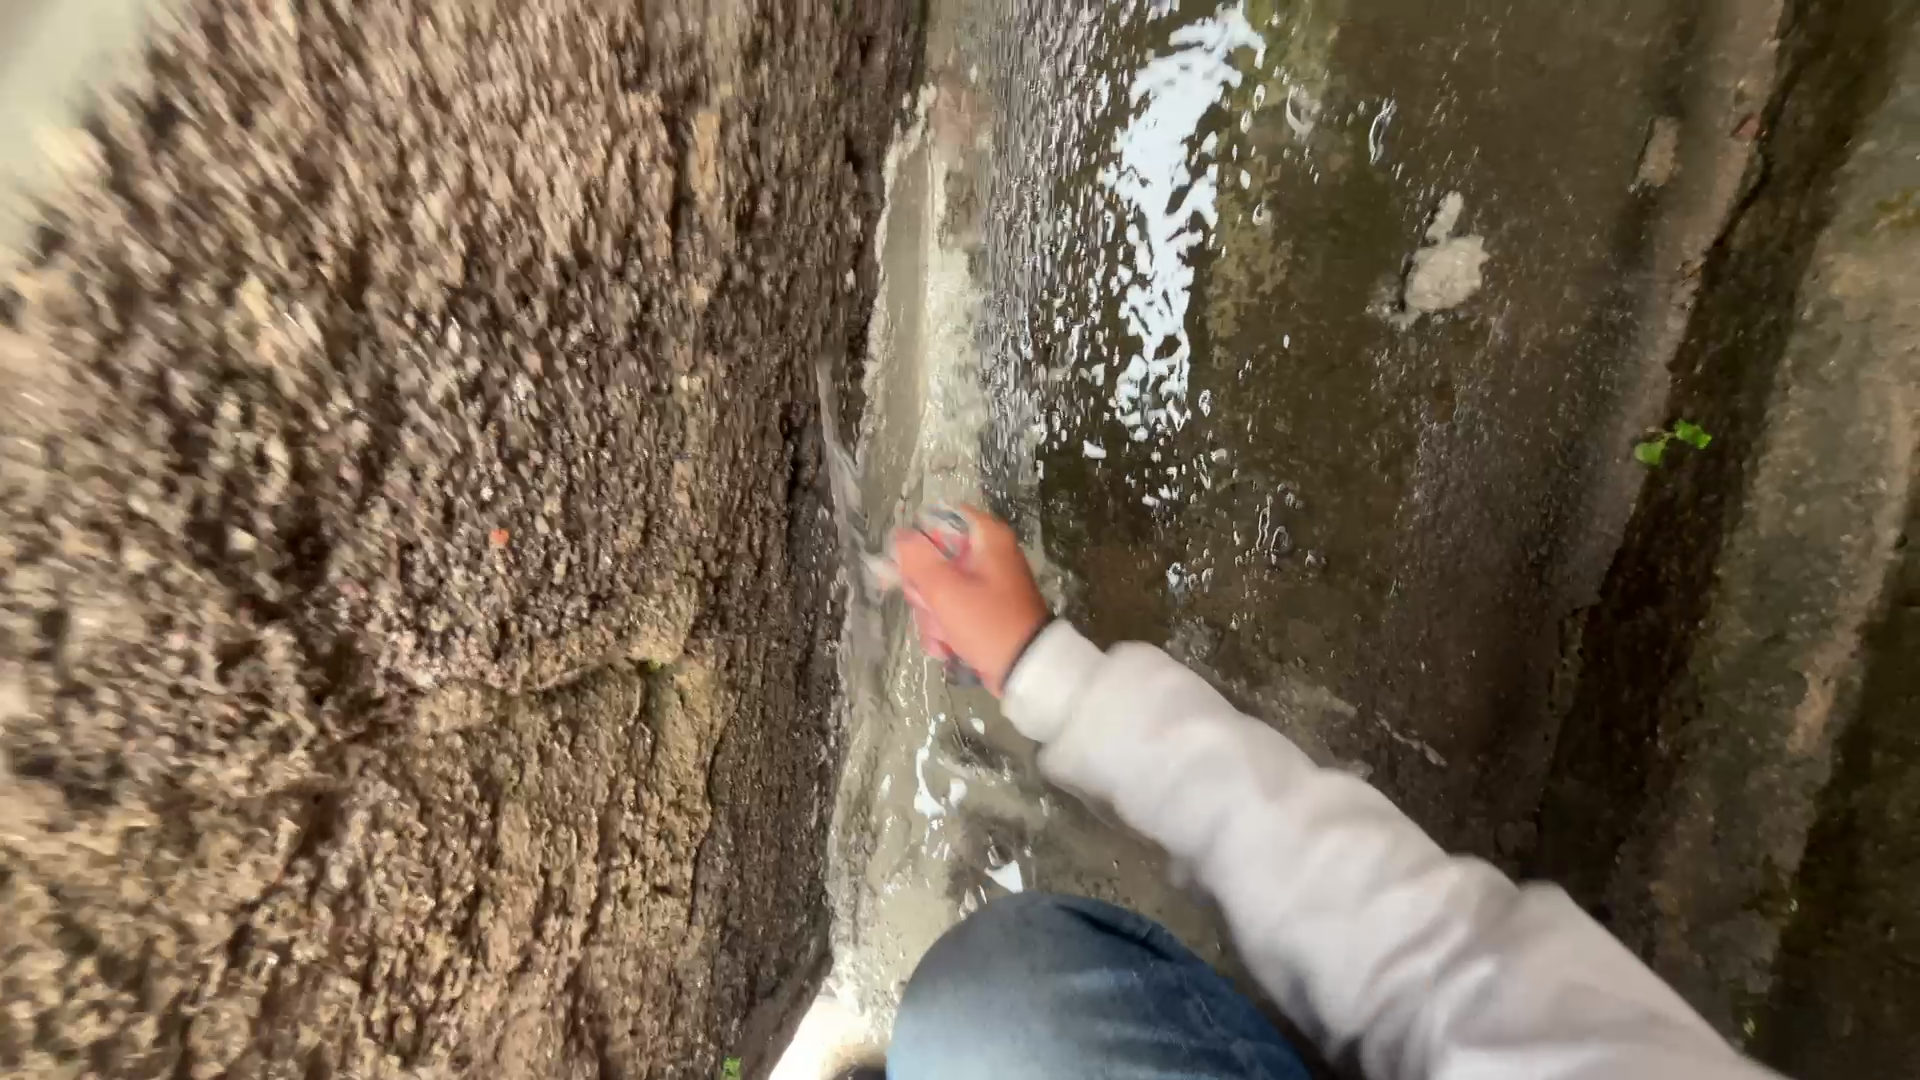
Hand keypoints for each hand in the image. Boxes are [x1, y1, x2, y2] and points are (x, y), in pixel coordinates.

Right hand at [890, 506, 1049, 695]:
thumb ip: (917, 558)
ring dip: (932, 617)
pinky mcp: (982, 609)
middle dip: (924, 591)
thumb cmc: (987, 622)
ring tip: (945, 634)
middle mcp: (987, 555)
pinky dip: (944, 630)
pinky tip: (948, 646)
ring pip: (936, 590)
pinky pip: (948, 611)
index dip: (917, 543)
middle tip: (932, 606)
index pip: (938, 520)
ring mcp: (984, 584)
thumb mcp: (945, 588)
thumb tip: (900, 535)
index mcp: (986, 537)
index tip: (908, 568)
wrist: (1024, 669)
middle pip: (933, 559)